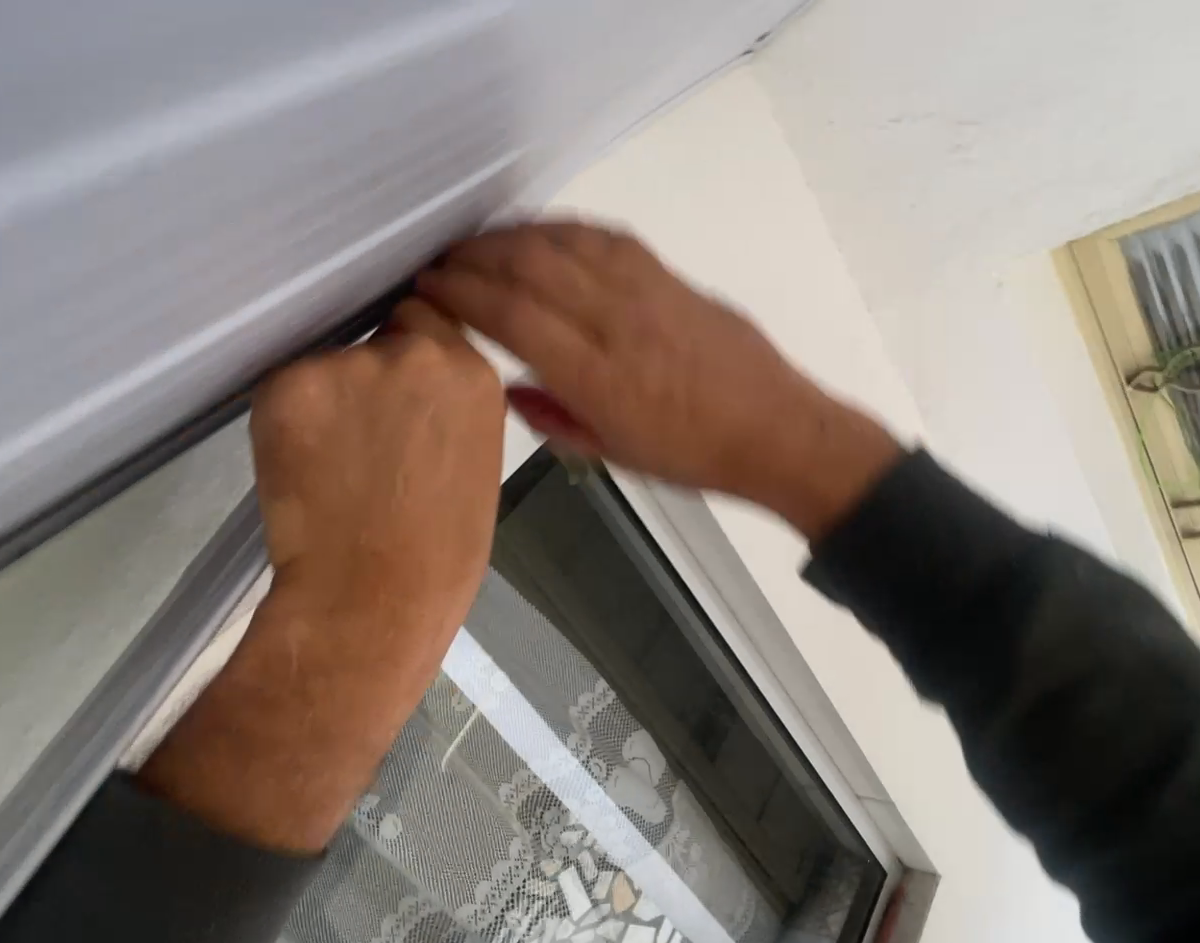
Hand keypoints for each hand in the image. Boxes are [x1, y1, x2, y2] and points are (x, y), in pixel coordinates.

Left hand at [138, 300, 504, 853]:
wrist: (375, 597)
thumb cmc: (439, 554)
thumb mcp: (474, 464)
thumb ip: (450, 412)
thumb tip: (416, 397)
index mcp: (472, 374)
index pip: (432, 324)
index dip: (412, 355)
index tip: (400, 390)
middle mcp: (414, 353)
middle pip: (381, 335)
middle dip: (373, 371)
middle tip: (365, 433)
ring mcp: (348, 366)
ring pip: (332, 365)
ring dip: (331, 398)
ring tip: (334, 464)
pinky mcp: (289, 386)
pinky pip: (289, 389)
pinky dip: (290, 419)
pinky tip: (304, 467)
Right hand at [417, 221, 900, 540]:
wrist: (773, 430)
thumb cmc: (691, 456)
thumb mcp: (613, 455)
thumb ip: (554, 419)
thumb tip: (508, 388)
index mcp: (596, 378)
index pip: (510, 317)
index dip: (459, 295)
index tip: (426, 289)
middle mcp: (614, 323)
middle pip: (527, 269)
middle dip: (471, 258)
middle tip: (437, 261)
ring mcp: (645, 292)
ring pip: (562, 243)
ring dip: (509, 237)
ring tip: (476, 244)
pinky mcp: (669, 275)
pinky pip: (604, 237)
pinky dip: (561, 229)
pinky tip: (540, 234)